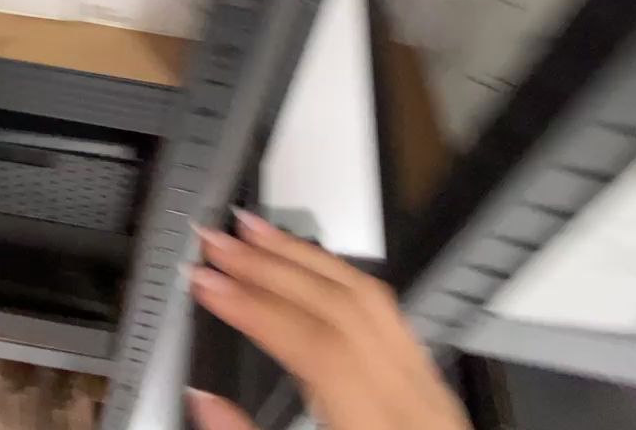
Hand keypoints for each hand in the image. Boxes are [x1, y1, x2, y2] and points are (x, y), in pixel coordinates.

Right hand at [188, 211, 471, 429]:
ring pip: (365, 293)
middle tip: (216, 243)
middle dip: (269, 267)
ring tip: (251, 231)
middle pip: (341, 308)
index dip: (256, 308)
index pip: (319, 350)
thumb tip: (204, 401)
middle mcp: (417, 404)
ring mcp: (430, 385)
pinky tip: (300, 260)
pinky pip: (382, 305)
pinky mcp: (429, 377)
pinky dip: (332, 271)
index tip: (205, 282)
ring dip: (300, 255)